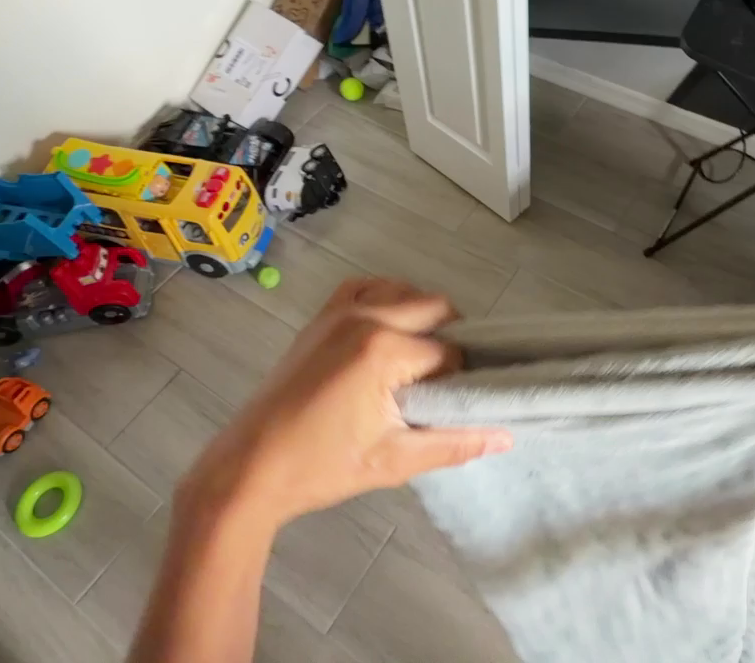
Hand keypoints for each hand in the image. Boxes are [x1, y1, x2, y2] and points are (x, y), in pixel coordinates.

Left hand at [185, 278, 512, 527]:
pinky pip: (366, 288)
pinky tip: (386, 334)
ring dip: (420, 315)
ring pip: (403, 291)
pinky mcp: (321, 317)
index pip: (448, 352)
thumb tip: (505, 438)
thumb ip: (454, 444)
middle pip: (433, 307)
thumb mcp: (394, 461)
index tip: (453, 402)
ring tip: (415, 360)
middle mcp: (365, 316)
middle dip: (448, 339)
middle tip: (441, 382)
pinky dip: (386, 300)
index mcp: (383, 349)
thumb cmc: (322, 467)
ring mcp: (339, 311)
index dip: (459, 378)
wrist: (249, 468)